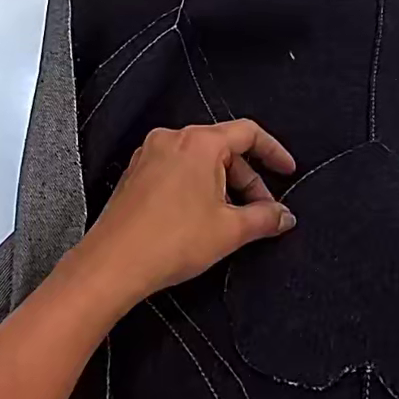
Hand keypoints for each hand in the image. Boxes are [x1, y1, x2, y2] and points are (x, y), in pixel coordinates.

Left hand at [72, 121, 297, 306]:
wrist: (112, 265)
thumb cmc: (169, 242)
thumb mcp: (230, 231)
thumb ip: (265, 218)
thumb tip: (283, 216)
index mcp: (200, 143)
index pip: (248, 133)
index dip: (274, 151)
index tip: (286, 170)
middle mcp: (173, 139)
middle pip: (224, 148)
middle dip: (248, 179)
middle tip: (262, 209)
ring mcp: (150, 155)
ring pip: (200, 160)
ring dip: (223, 185)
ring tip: (232, 218)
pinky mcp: (136, 174)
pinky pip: (178, 170)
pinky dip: (197, 187)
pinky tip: (202, 217)